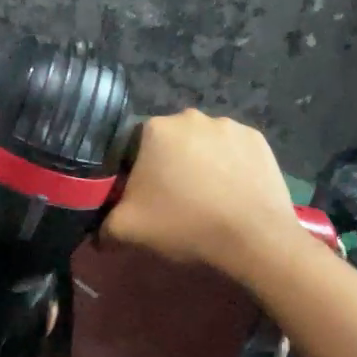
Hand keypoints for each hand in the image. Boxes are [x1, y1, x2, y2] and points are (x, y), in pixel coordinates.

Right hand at [101, 110, 302, 272]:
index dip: (134, 172)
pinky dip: (230, 166)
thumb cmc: (184, 225)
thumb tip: (97, 235)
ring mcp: (229, 126)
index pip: (133, 146)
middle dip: (168, 165)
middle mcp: (190, 117)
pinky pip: (233, 151)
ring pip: (202, 144)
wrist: (253, 239)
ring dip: (200, 163)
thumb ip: (102, 227)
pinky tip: (232, 193)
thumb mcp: (126, 231)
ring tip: (207, 199)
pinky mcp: (259, 140)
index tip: (141, 198)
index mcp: (155, 128)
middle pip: (169, 142)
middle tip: (173, 201)